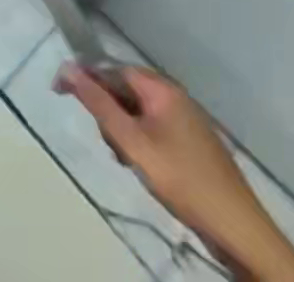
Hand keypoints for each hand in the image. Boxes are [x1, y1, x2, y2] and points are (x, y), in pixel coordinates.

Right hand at [56, 63, 262, 249]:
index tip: (58, 92)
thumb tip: (69, 69)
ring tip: (126, 160)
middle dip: (107, 111)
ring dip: (122, 129)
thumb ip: (99, 105)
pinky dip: (138, 139)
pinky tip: (141, 165)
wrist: (234, 224)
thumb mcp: (132, 142)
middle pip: (125, 88)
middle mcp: (174, 94)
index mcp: (161, 88)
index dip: (85, 77)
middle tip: (109, 145)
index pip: (113, 68)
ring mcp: (185, 116)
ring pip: (137, 110)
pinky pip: (152, 125)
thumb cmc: (179, 178)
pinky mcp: (191, 138)